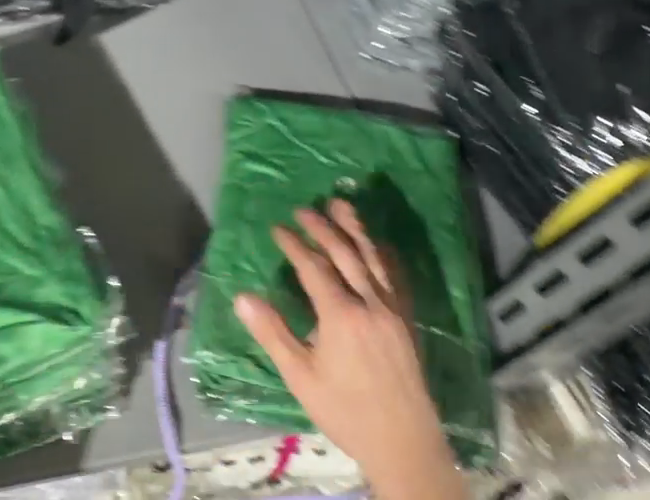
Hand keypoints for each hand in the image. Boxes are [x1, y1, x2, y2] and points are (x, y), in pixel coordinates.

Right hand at [233, 199, 466, 499]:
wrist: (404, 443)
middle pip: (345, 254)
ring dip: (355, 230)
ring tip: (341, 205)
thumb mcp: (300, 376)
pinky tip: (378, 245)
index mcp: (341, 315)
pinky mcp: (407, 320)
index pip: (313, 267)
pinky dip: (384, 255)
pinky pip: (396, 277)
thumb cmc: (345, 411)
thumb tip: (242, 298)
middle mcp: (369, 304)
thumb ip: (272, 333)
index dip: (294, 245)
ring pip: (373, 259)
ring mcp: (393, 310)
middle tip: (304, 209)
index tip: (278, 228)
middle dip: (323, 228)